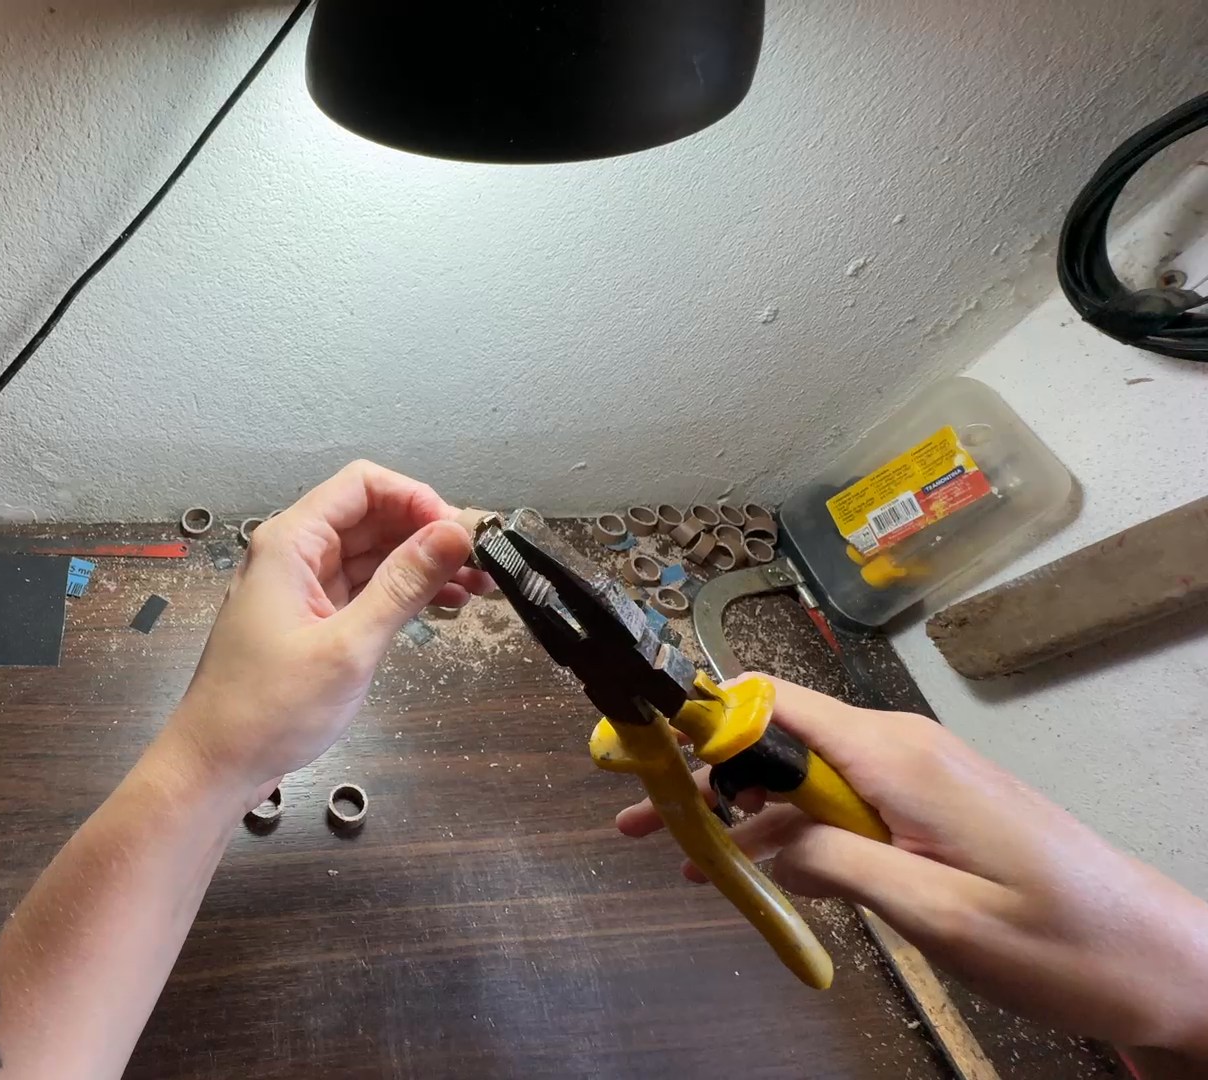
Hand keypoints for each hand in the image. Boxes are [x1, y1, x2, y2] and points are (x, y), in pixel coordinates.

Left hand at [161, 461, 493, 803]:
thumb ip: (402, 585)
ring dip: (421, 564)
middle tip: (480, 561)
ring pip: (371, 553)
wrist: (218, 761)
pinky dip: (401, 592)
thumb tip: (453, 533)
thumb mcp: (348, 645)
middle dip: (426, 532)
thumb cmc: (270, 707)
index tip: (458, 532)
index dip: (415, 498)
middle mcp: (294, 554)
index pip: (361, 485)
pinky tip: (443, 603)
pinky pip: (363, 587)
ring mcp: (302, 586)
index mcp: (290, 543)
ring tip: (477, 586)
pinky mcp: (311, 616)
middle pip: (369, 517)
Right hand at [617, 676, 1207, 1062]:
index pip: (770, 701)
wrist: (1182, 974)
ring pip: (789, 777)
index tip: (650, 749)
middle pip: (767, 740)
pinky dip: (780, 831)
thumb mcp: (939, 913)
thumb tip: (763, 842)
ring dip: (732, 812)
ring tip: (675, 849)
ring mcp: (900, 774)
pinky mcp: (910, 803)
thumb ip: (834, 861)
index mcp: (892, 753)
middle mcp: (888, 746)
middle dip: (700, 775)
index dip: (702, 716)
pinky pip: (826, 803)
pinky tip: (744, 867)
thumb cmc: (1068, 943)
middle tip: (642, 815)